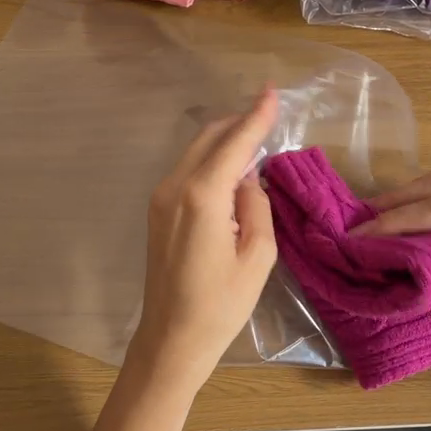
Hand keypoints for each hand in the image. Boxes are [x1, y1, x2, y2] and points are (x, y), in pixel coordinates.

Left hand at [128, 90, 279, 382]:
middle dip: (238, 123)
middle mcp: (175, 187)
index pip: (234, 143)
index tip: (273, 92)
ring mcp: (160, 199)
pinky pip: (188, 171)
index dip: (256, 117)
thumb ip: (257, 205)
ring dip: (224, 142)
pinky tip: (231, 172)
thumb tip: (248, 178)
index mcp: (203, 196)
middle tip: (268, 117)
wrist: (172, 338)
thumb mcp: (258, 256)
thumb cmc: (221, 304)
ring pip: (195, 152)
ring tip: (254, 143)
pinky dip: (211, 161)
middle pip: (208, 138)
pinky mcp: (157, 212)